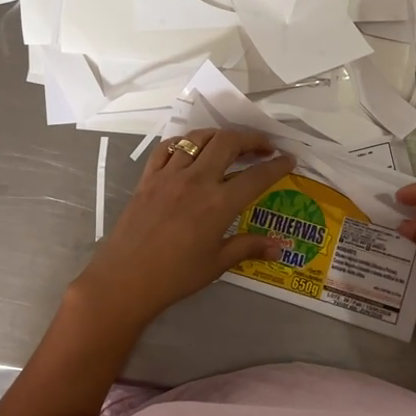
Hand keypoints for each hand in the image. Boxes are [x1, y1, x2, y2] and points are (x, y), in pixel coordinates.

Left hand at [67, 128, 295, 331]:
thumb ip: (248, 247)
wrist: (125, 279)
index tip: (289, 159)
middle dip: (251, 139)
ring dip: (219, 135)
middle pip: (228, 142)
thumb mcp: (217, 263)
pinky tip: (190, 150)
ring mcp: (169, 175)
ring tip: (231, 143)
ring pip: (198, 138)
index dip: (277, 165)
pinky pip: (167, 148)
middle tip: (264, 146)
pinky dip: (183, 143)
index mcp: (219, 203)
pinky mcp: (148, 178)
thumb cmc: (175, 276)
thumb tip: (280, 246)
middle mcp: (196, 180)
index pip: (256, 176)